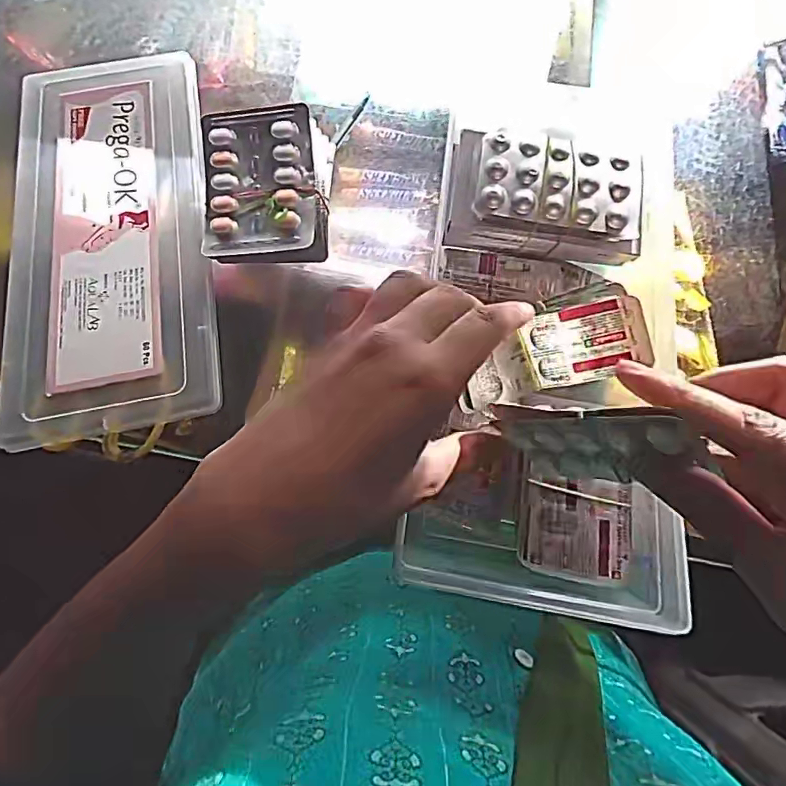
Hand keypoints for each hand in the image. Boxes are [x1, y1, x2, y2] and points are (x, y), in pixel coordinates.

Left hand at [165, 271, 531, 577]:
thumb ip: (456, 456)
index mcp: (426, 378)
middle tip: (485, 327)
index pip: (481, 326)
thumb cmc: (342, 500)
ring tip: (443, 318)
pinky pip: (368, 300)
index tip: (525, 314)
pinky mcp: (327, 340)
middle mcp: (394, 343)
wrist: (260, 493)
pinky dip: (392, 301)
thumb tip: (488, 444)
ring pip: (406, 285)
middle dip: (476, 304)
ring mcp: (356, 335)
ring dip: (433, 292)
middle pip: (447, 296)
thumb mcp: (412, 484)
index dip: (510, 316)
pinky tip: (394, 329)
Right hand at [614, 358, 785, 785]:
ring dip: (746, 425)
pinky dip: (774, 452)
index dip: (690, 401)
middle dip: (723, 391)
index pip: (765, 431)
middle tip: (668, 419)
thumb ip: (720, 518)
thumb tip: (653, 461)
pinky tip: (754, 497)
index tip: (633, 379)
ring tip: (703, 468)